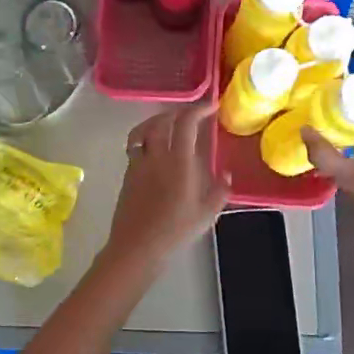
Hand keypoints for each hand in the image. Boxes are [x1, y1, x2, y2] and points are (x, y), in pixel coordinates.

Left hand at [106, 101, 230, 267]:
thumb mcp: (207, 214)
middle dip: (177, 113)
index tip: (210, 106)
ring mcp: (138, 165)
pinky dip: (145, 140)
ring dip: (156, 122)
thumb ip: (220, 191)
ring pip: (142, 131)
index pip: (186, 123)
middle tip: (190, 116)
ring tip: (167, 125)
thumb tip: (226, 175)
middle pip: (161, 121)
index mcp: (179, 161)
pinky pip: (135, 147)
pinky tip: (154, 152)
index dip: (198, 109)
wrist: (137, 247)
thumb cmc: (176, 230)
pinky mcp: (127, 175)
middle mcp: (156, 156)